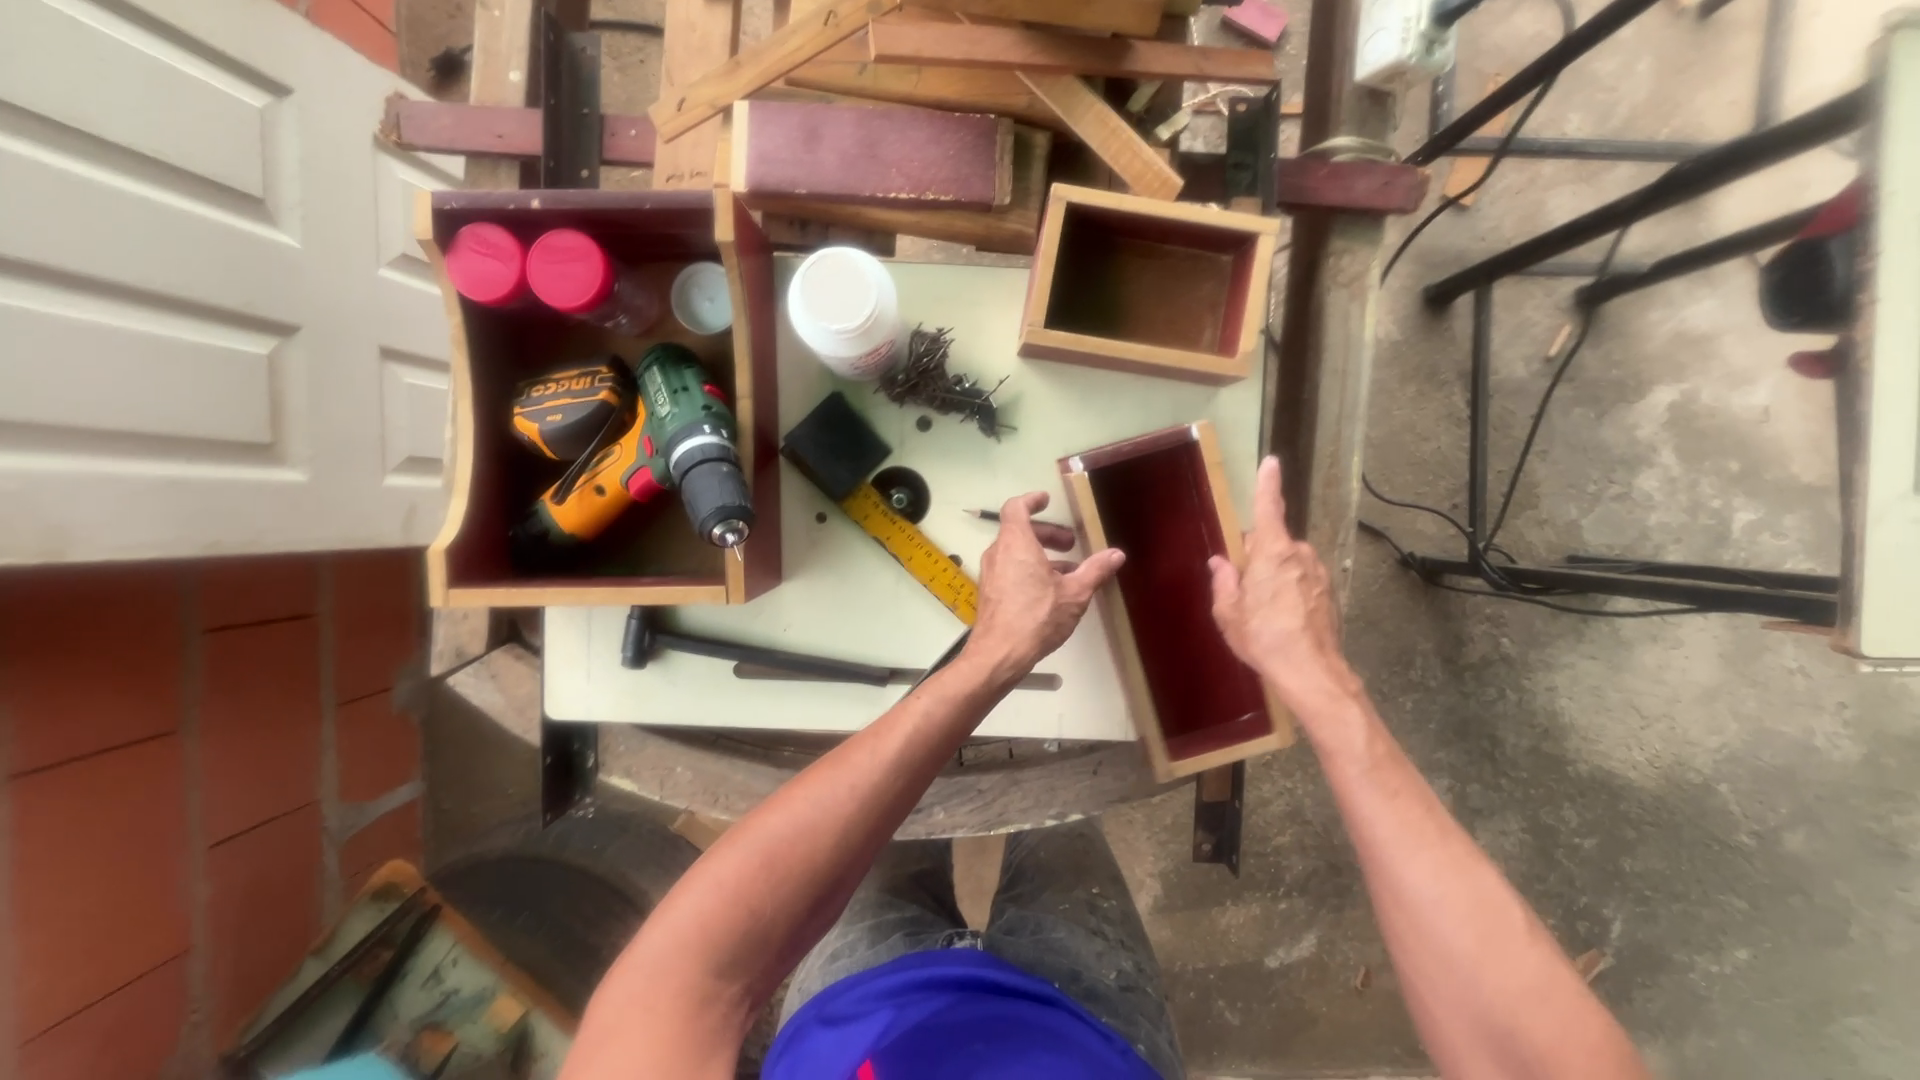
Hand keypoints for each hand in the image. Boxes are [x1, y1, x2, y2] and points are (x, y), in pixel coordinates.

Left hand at [963, 492, 1125, 680]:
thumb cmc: (1037, 617)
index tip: (1046, 500)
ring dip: (1040, 554)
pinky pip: (1010, 569)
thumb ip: (1095, 570)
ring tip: (1068, 570)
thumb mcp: (1074, 593)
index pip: (1016, 508)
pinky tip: (1051, 590)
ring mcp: (991, 573)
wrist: (1000, 653)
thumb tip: (1116, 555)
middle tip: (1070, 542)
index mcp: (1016, 543)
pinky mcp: (990, 592)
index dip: (1031, 501)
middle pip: (1019, 531)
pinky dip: (1029, 569)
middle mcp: (998, 553)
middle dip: (1046, 533)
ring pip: (1015, 552)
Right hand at [1208, 457, 1359, 715]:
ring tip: (1264, 612)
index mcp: (1273, 553)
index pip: (1269, 508)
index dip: (1268, 484)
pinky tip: (1283, 620)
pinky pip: (1303, 582)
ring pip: (1289, 564)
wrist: (1310, 671)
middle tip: (1244, 589)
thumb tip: (1221, 563)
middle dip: (1258, 557)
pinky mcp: (1330, 593)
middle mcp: (1300, 555)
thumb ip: (1224, 582)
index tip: (1271, 462)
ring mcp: (1319, 574)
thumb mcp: (1228, 612)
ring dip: (1275, 577)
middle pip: (1273, 543)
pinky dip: (1291, 593)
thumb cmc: (1263, 637)